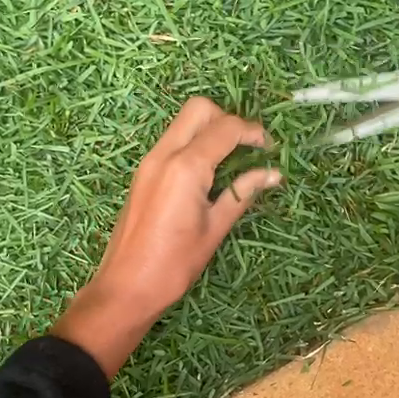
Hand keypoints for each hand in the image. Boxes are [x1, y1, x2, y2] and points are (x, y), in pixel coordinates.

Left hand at [51, 98, 280, 374]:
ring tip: (232, 160)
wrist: (126, 288)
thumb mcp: (215, 229)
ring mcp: (149, 162)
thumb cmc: (174, 265)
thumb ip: (242, 193)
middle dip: (228, 119)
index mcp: (185, 168)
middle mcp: (163, 155)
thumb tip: (272, 174)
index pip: (226, 128)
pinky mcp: (143, 173)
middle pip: (199, 109)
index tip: (270, 148)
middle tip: (247, 147)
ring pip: (183, 123)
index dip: (253, 132)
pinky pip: (172, 142)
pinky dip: (194, 144)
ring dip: (210, 130)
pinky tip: (209, 173)